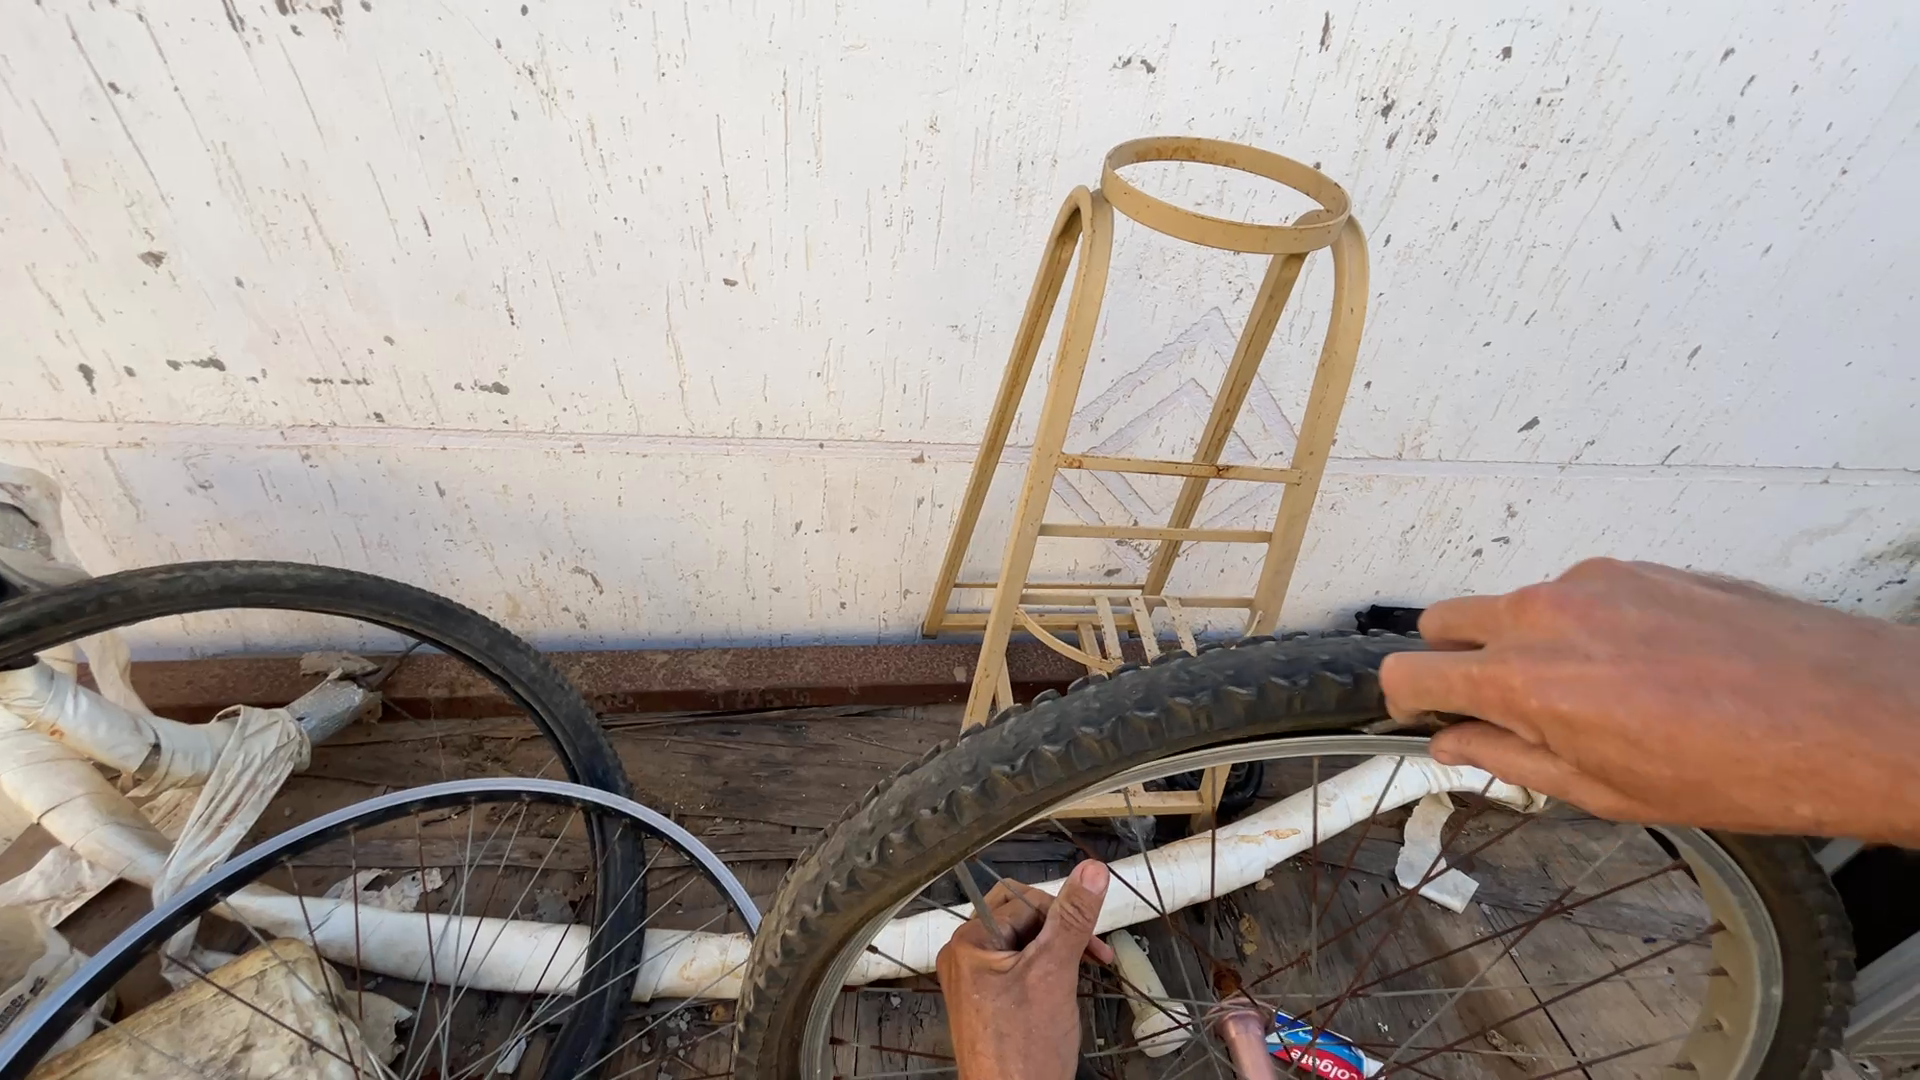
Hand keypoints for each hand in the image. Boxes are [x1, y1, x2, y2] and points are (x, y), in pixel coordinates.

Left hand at [936, 861, 1113, 1079]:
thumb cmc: (1023, 1053)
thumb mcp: (1054, 973)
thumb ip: (1073, 918)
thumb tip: (1090, 872)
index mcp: (969, 940)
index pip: (1022, 900)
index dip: (1060, 916)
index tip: (1088, 938)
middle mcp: (964, 955)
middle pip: (1019, 916)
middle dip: (1058, 931)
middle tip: (1086, 952)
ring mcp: (973, 980)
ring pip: (1021, 941)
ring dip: (1054, 951)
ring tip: (1077, 973)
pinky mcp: (986, 1001)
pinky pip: (1016, 966)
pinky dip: (1042, 971)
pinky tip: (1061, 989)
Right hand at [1379, 558, 1919, 843]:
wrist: (1869, 719)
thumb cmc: (1746, 767)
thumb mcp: (1605, 790)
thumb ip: (1506, 759)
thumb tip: (1451, 744)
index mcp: (1523, 682)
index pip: (1407, 671)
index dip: (1404, 698)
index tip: (1421, 710)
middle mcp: (1539, 618)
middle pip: (1438, 622)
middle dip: (1450, 659)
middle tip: (1497, 698)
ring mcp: (1583, 583)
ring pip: (1506, 607)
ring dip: (1519, 641)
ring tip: (1590, 682)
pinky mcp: (1627, 566)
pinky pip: (1568, 591)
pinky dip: (1576, 622)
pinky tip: (1635, 657)